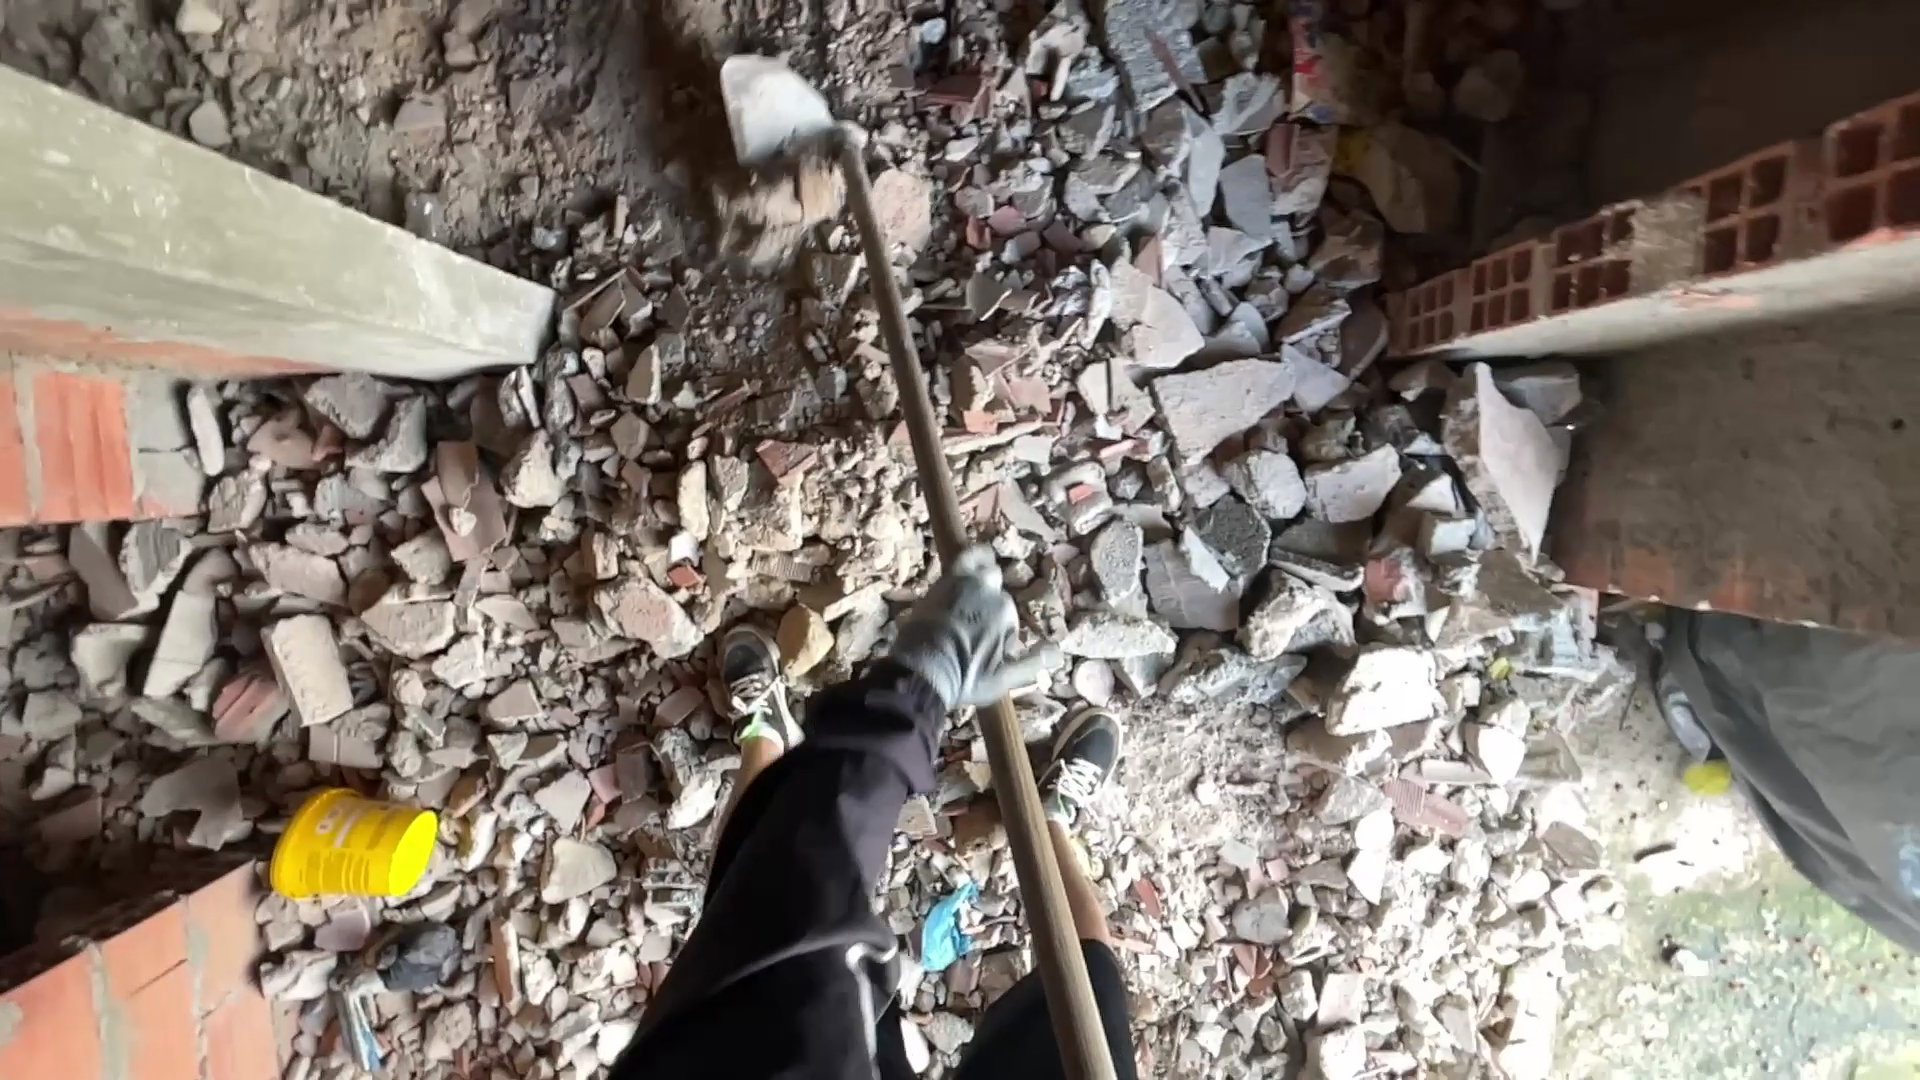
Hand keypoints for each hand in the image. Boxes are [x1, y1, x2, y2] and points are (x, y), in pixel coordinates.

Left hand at [887, 546, 1061, 710]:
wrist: (921, 670)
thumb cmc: (965, 678)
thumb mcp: (1004, 679)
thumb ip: (1034, 663)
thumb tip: (1059, 652)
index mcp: (1008, 615)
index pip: (1009, 619)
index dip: (998, 634)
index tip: (984, 648)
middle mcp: (992, 594)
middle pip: (998, 596)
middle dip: (991, 611)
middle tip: (973, 630)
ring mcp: (969, 583)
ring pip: (987, 575)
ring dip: (985, 585)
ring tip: (973, 601)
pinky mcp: (948, 578)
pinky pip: (968, 556)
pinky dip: (978, 554)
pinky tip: (984, 555)